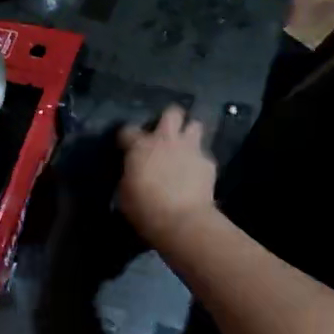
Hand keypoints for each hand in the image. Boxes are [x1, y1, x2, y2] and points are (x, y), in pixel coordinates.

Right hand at [117, 106, 217, 248]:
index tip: (126, 147)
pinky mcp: (208, 162)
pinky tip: (195, 175)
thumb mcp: (125, 193)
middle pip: (172, 112)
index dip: (126, 138)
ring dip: (188, 134)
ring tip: (184, 148)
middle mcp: (166, 140)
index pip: (127, 130)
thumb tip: (134, 172)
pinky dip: (198, 162)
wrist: (181, 221)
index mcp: (140, 146)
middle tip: (165, 134)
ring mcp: (190, 148)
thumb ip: (130, 175)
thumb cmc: (144, 208)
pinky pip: (203, 155)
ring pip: (195, 125)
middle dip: (169, 119)